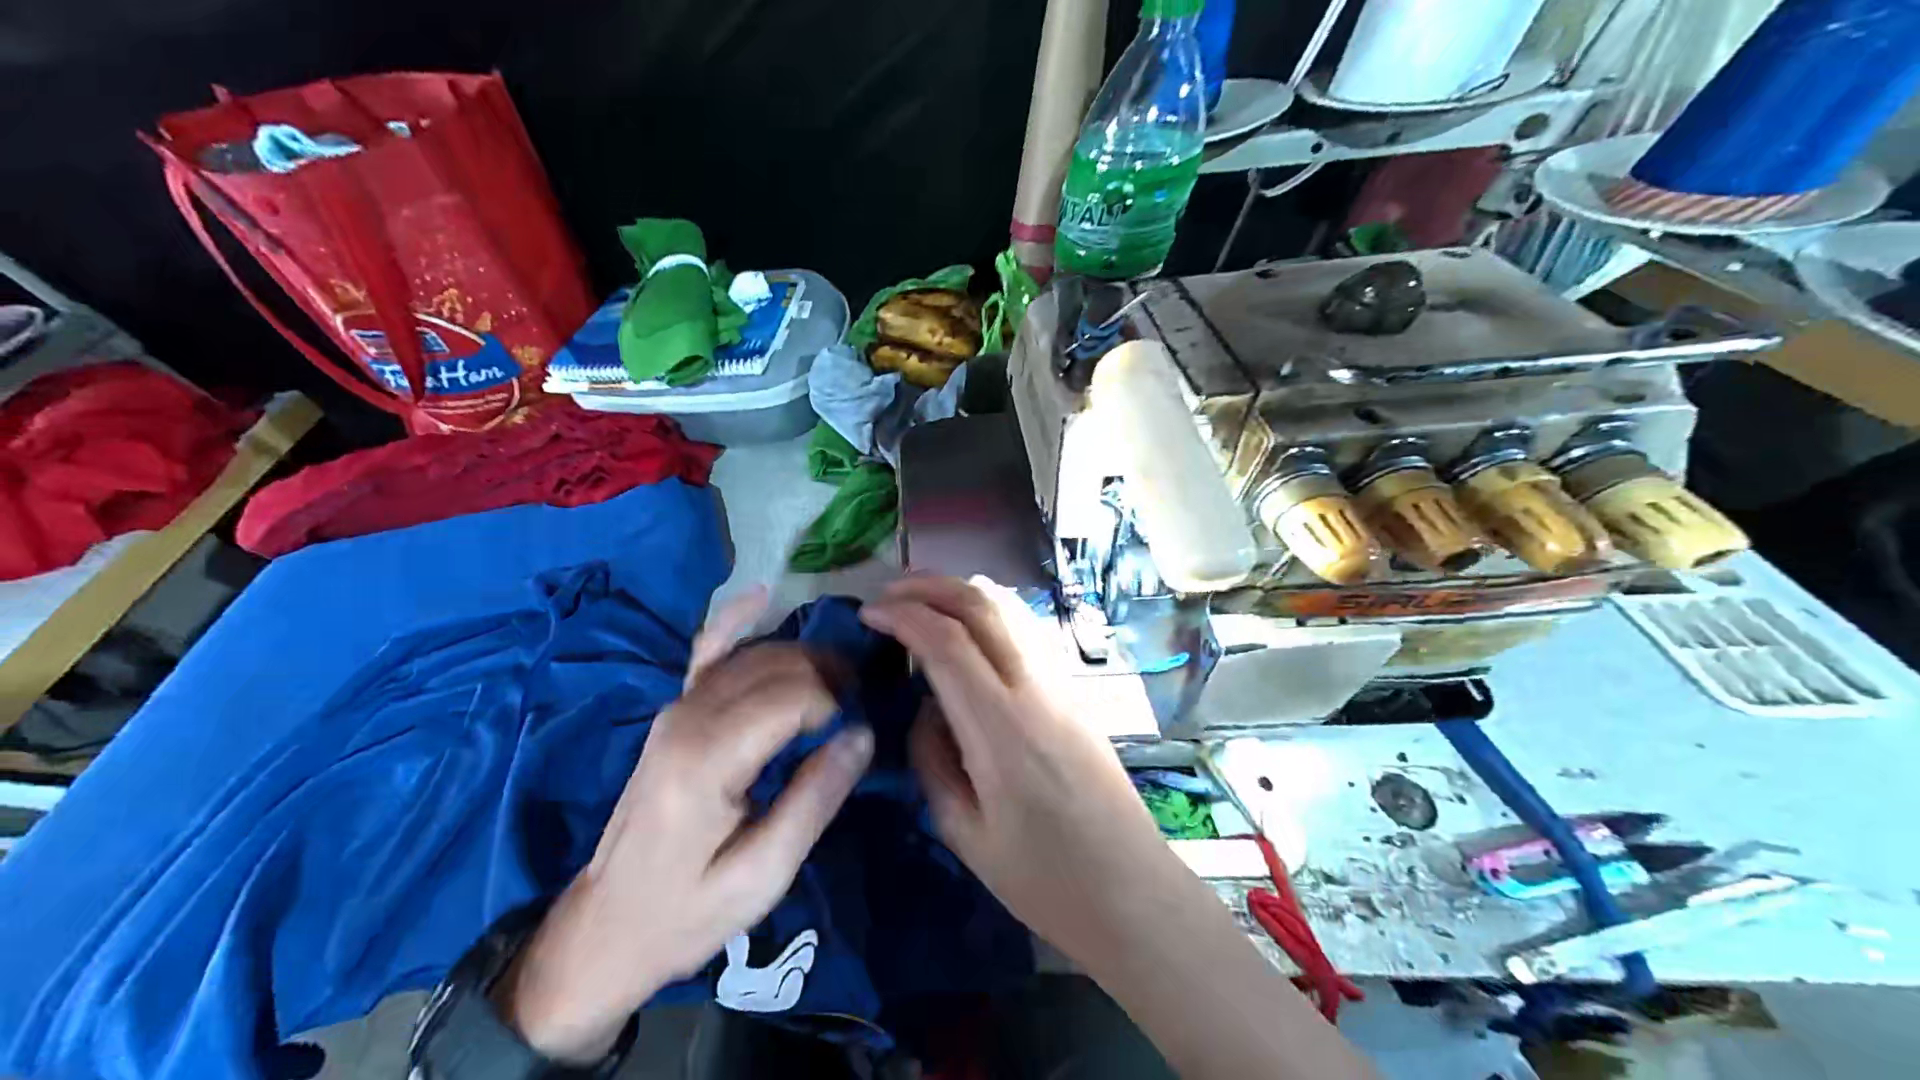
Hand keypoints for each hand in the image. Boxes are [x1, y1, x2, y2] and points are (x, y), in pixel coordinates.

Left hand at [498, 588, 873, 1063]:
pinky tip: (761, 594)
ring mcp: (673, 709)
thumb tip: (862, 733)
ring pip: (751, 654)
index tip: (856, 731)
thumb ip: (815, 798)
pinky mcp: (671, 713)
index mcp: (707, 761)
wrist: (604, 929)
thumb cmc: (687, 913)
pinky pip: (706, 651)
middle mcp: (686, 718)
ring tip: (840, 680)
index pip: (790, 697)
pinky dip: (736, 620)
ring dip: (801, 657)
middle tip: (860, 703)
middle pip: (774, 666)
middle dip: (826, 675)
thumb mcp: (763, 876)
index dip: (835, 703)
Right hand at [858, 577, 1187, 964]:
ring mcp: (1063, 683)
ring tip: (921, 598)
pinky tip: (969, 626)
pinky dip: (990, 610)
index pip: (947, 642)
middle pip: (982, 604)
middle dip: (928, 586)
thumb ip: (930, 758)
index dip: (901, 616)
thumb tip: (922, 707)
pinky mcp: (1076, 690)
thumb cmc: (1044, 879)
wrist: (1133, 892)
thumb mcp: (963, 831)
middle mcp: (1036, 689)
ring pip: (1011, 607)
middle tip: (887, 593)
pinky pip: (1028, 629)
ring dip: (961, 590)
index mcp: (1002, 728)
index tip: (867, 614)